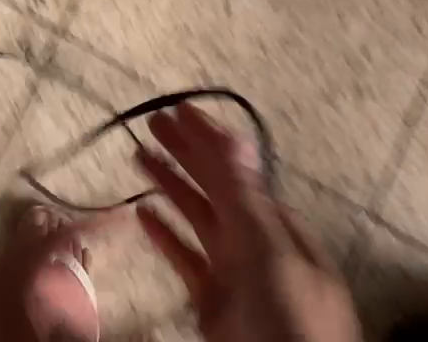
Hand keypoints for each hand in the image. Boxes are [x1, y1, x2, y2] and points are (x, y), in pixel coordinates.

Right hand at [134, 105, 360, 341]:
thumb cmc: (289, 324)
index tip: (178, 107)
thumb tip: (237, 134)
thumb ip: (246, 198)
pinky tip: (141, 212)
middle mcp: (260, 248)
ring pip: (198, 219)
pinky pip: (186, 260)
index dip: (209, 138)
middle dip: (186, 152)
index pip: (240, 172)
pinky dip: (164, 234)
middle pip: (218, 189)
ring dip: (171, 185)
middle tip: (151, 120)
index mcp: (282, 232)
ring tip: (138, 153)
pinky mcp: (213, 307)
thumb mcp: (270, 257)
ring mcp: (236, 278)